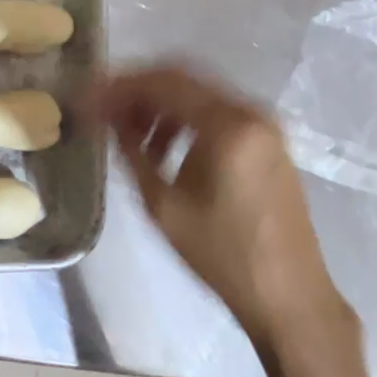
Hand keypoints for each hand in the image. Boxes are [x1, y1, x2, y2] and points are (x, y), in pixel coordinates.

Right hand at [87, 67, 348, 343]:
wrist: (288, 294)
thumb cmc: (222, 254)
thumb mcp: (164, 205)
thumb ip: (131, 152)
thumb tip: (104, 118)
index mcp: (228, 125)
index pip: (163, 82)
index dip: (119, 85)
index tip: (87, 98)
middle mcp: (251, 114)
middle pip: (183, 81)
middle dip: (137, 93)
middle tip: (102, 112)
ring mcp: (265, 128)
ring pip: (200, 97)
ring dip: (160, 107)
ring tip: (127, 134)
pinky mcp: (269, 144)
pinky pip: (218, 115)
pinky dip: (185, 122)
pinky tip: (162, 149)